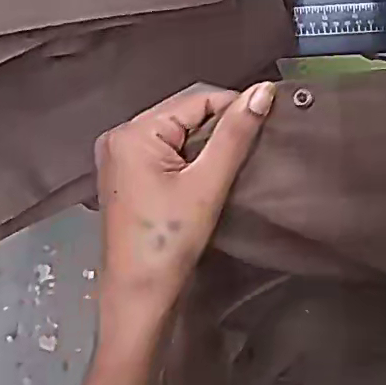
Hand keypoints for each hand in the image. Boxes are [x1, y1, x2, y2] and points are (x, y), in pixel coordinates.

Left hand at [95, 81, 275, 306]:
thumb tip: (262, 91)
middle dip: (220, 124)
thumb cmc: (169, 241)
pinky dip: (191, 156)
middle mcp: (119, 136)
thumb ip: (235, 134)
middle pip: (184, 112)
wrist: (139, 293)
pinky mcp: (125, 174)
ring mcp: (119, 156)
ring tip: (234, 161)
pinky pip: (166, 149)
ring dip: (208, 141)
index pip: (196, 98)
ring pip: (177, 131)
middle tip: (253, 146)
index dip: (234, 106)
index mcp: (133, 132)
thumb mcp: (208, 183)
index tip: (266, 123)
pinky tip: (209, 173)